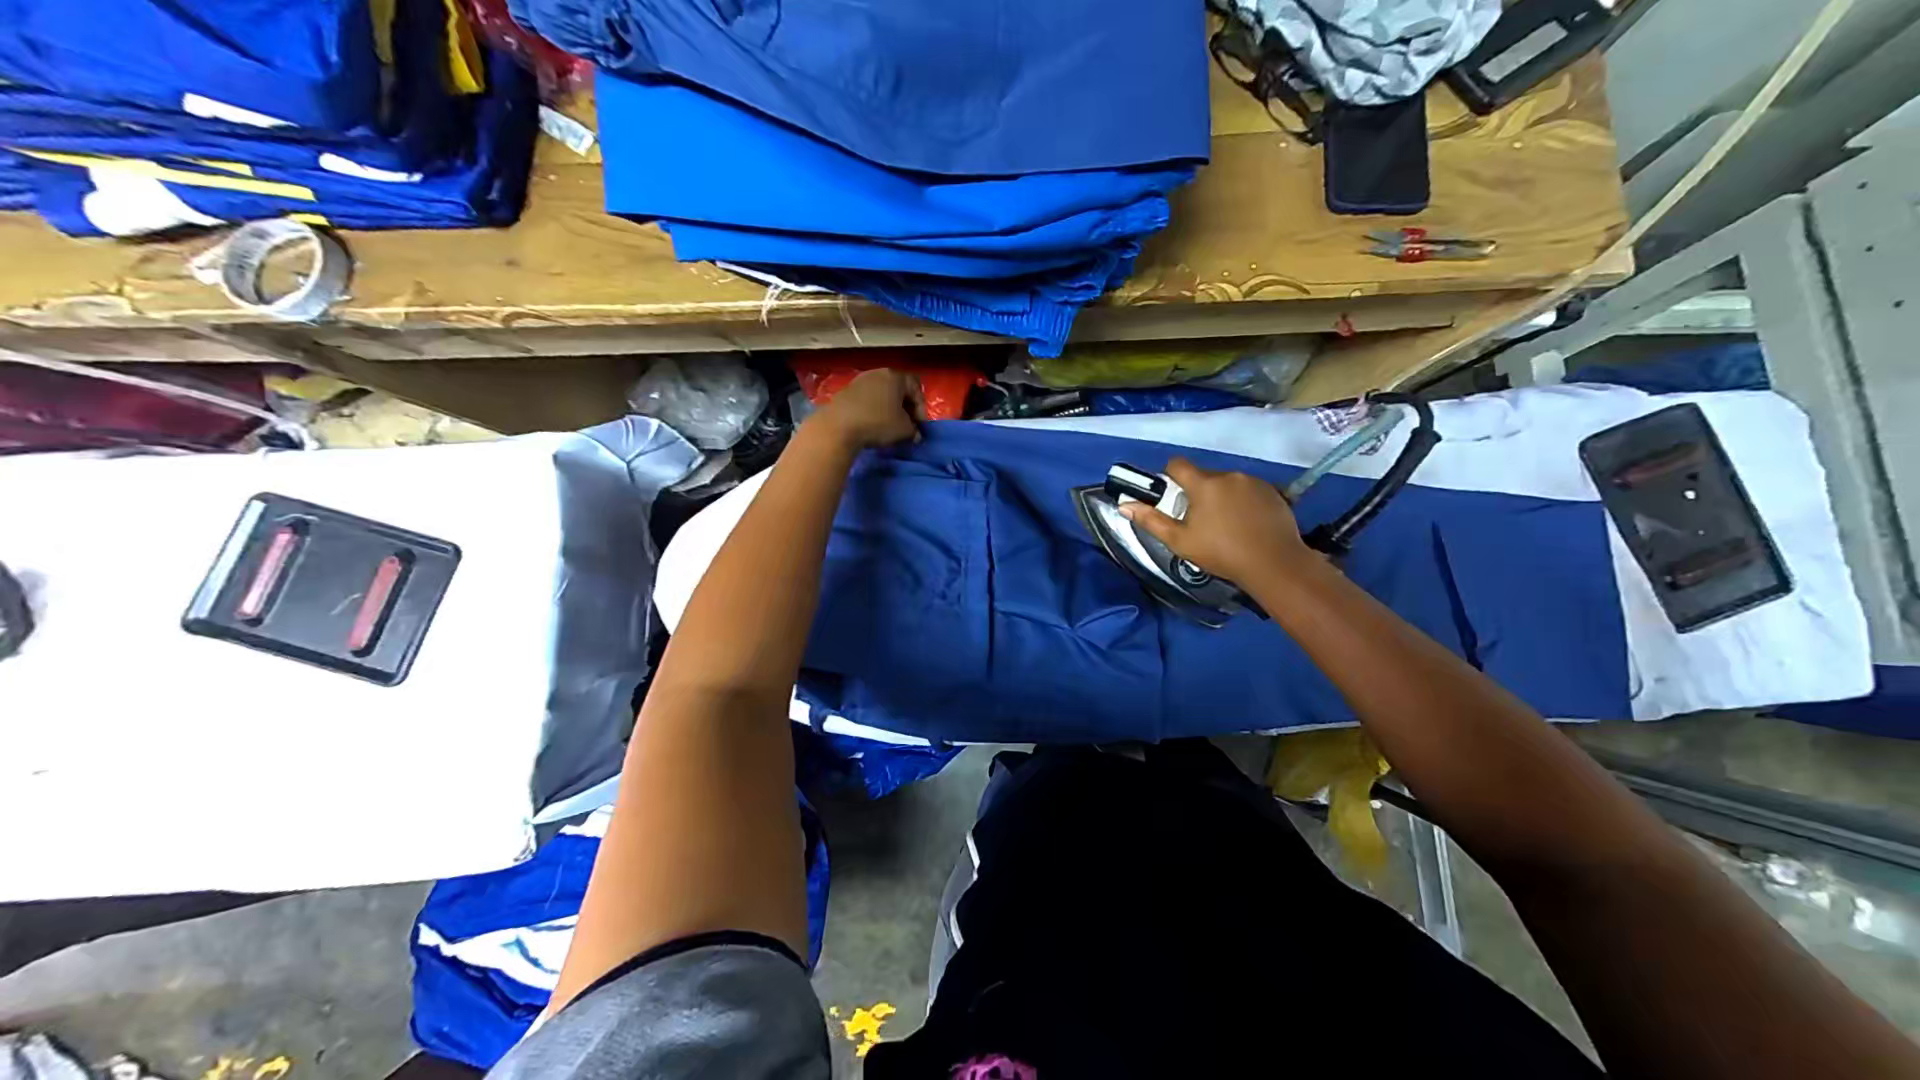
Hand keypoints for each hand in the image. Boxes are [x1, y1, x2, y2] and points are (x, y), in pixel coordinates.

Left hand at [811, 368, 927, 449]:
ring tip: (889, 426)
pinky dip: (873, 410)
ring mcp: (859, 381)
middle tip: (906, 426)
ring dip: (888, 409)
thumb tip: (914, 434)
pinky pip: (867, 400)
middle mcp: (878, 373)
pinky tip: (872, 424)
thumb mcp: (903, 430)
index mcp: (895, 376)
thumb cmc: (877, 423)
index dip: (921, 409)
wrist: (837, 426)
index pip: (916, 389)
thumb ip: (914, 430)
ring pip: (882, 394)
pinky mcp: (845, 392)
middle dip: (905, 408)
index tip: (919, 427)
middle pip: (898, 389)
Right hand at [1120, 457, 1315, 588]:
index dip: (1170, 475)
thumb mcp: (1180, 541)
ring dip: (1222, 497)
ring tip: (1226, 525)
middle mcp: (1229, 475)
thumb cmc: (1221, 553)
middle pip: (1204, 476)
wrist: (1274, 563)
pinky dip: (1244, 502)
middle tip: (1200, 521)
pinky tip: (1247, 524)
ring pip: (1228, 483)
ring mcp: (1254, 482)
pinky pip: (1249, 490)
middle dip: (1198, 492)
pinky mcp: (1274, 492)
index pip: (1178, 464)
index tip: (1172, 495)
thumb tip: (1125, 505)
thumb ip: (1151, 520)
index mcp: (1203, 484)